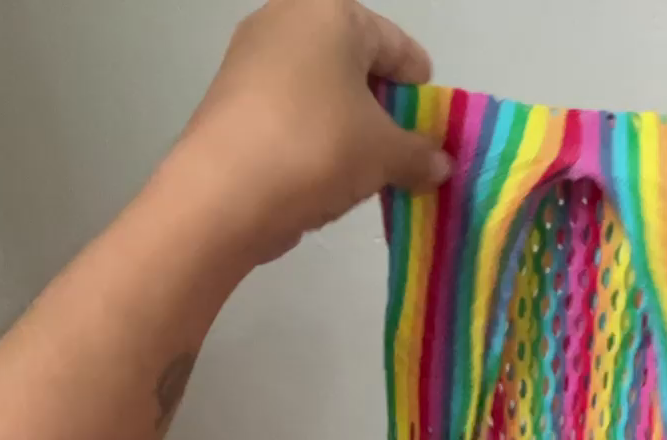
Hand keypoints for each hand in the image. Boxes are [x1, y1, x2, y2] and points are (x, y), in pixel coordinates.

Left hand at [179, 0, 451, 260]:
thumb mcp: (386, 153)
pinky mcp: (234, 102)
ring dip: (352, 128)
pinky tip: (332, 176)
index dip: (420, 84)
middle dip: (385, 108)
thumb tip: (440, 163)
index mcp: (331, 13)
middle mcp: (287, 21)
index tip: (434, 117)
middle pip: (355, 65)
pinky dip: (319, 139)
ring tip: (373, 170)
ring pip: (322, 91)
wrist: (226, 193)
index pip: (395, 43)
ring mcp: (253, 60)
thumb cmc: (318, 149)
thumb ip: (420, 154)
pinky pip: (294, 114)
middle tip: (407, 150)